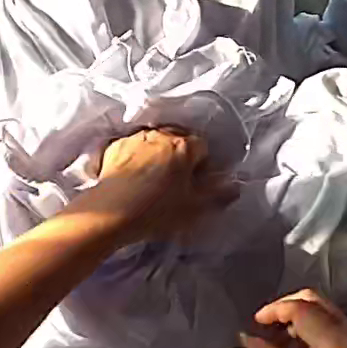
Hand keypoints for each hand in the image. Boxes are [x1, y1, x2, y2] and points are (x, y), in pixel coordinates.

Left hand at [68, 127, 236, 242]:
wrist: (111, 212)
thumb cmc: (157, 210)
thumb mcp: (194, 207)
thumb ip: (218, 193)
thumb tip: (235, 185)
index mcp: (184, 146)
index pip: (203, 147)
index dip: (202, 165)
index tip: (195, 183)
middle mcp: (160, 134)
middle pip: (178, 139)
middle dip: (180, 156)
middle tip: (175, 182)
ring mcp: (135, 138)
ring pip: (154, 141)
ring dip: (157, 154)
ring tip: (152, 179)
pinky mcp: (114, 146)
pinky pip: (132, 146)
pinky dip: (135, 157)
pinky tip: (132, 177)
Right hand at [238, 290, 346, 347]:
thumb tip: (249, 340)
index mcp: (339, 344)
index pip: (300, 309)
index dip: (272, 311)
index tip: (253, 324)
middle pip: (315, 302)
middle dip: (286, 309)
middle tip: (264, 330)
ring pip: (327, 313)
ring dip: (301, 321)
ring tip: (278, 346)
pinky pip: (339, 327)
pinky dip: (316, 332)